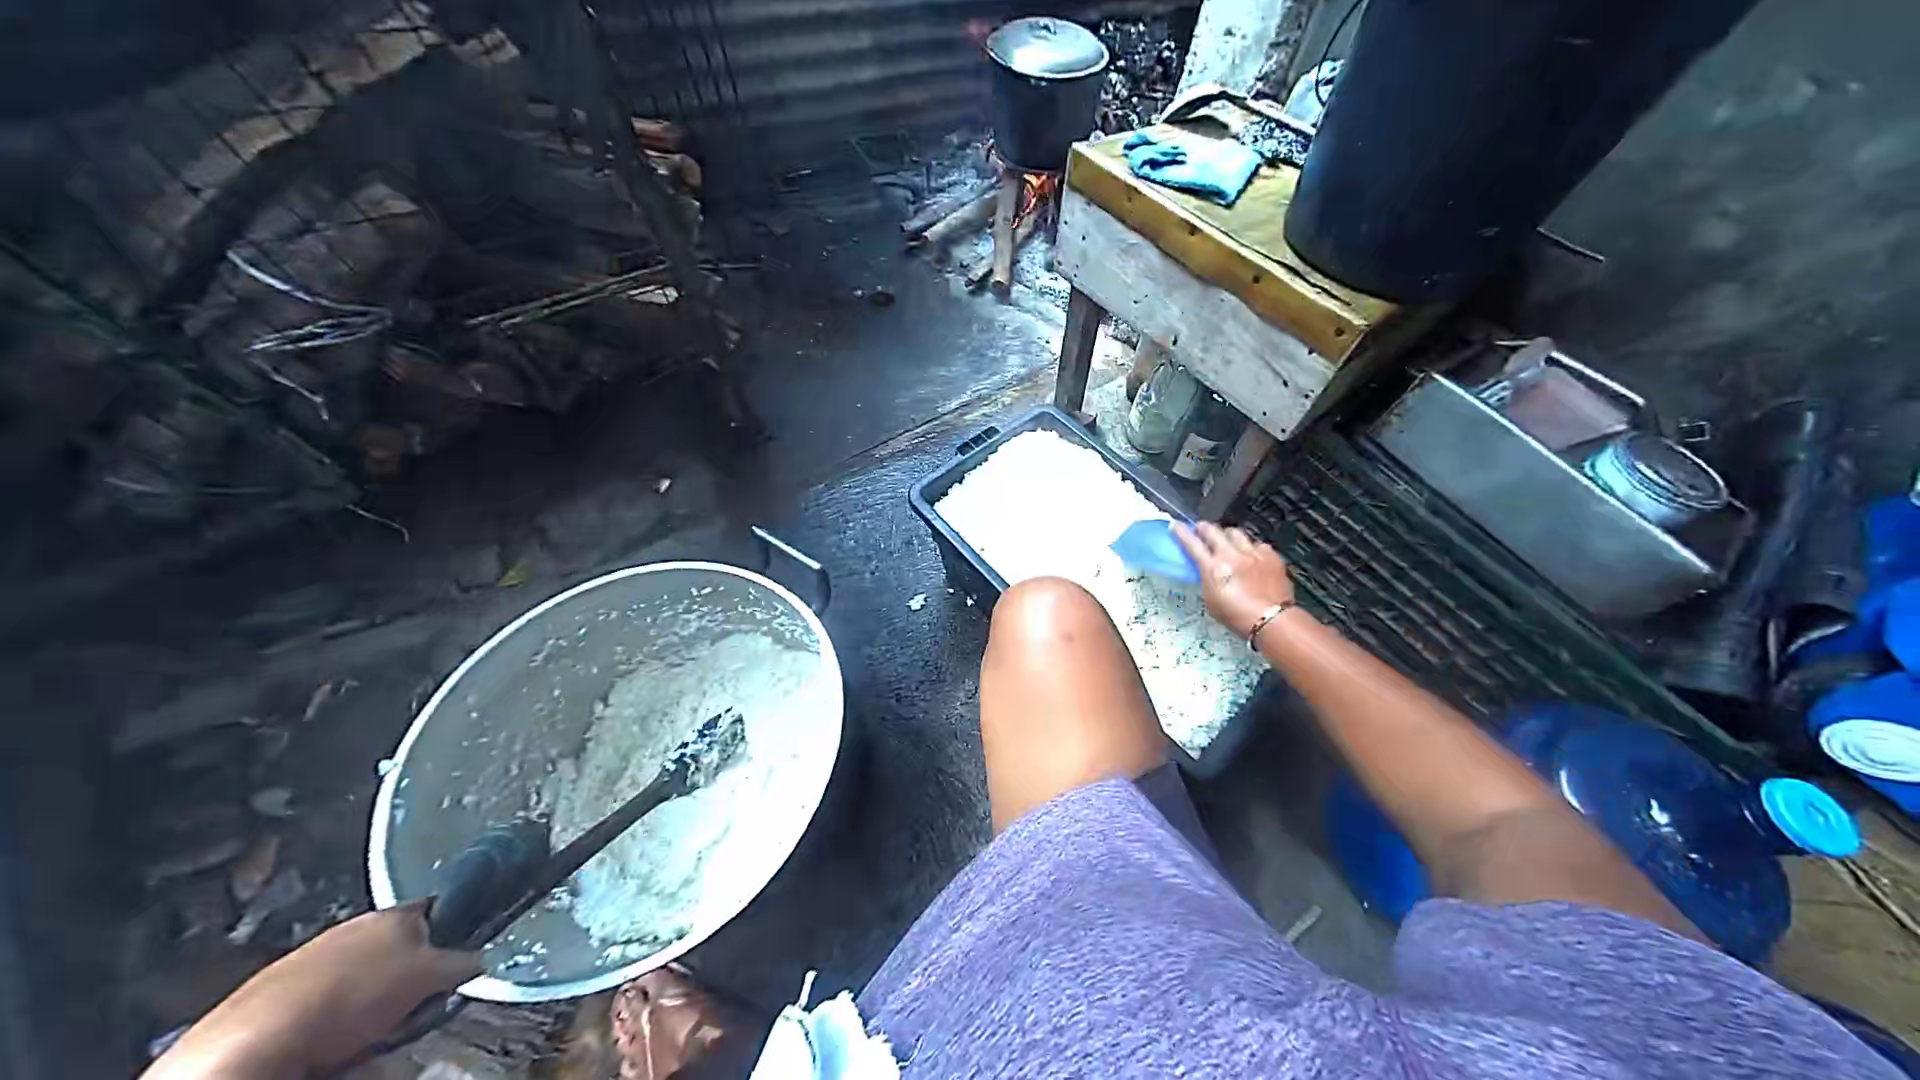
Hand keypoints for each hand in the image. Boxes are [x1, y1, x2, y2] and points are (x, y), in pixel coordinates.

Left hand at [145, 901, 480, 1078]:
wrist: (253, 1044)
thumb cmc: (346, 998)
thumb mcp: (429, 977)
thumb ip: (464, 961)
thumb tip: (482, 959)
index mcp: (393, 913)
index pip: (441, 911)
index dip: (454, 937)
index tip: (455, 967)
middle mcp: (355, 929)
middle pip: (407, 954)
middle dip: (414, 985)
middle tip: (412, 1012)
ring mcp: (316, 961)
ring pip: (371, 985)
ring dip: (380, 1010)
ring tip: (371, 1036)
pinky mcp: (283, 997)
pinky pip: (333, 1008)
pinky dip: (340, 1027)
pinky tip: (335, 1045)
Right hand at [1172, 521, 1295, 638]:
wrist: (1271, 620)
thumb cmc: (1238, 616)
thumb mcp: (1210, 599)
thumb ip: (1206, 578)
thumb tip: (1204, 569)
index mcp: (1212, 568)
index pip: (1191, 543)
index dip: (1181, 532)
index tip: (1177, 526)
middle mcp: (1231, 555)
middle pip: (1212, 530)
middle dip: (1203, 528)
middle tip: (1201, 531)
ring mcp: (1252, 553)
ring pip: (1235, 532)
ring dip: (1227, 535)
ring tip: (1227, 542)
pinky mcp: (1270, 555)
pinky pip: (1257, 543)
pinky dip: (1251, 547)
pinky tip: (1251, 556)